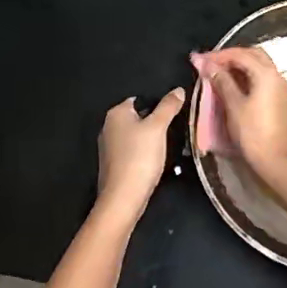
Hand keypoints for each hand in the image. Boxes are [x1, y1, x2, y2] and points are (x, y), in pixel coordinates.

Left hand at [96, 89, 184, 224]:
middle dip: (155, 122)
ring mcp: (109, 147)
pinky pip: (132, 150)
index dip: (158, 104)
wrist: (124, 198)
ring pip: (136, 135)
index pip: (140, 99)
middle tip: (172, 129)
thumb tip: (178, 89)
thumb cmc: (140, 156)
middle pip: (138, 117)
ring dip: (150, 139)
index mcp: (116, 113)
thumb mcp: (158, 127)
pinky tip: (154, 160)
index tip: (173, 114)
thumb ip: (168, 106)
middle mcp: (108, 127)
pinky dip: (143, 153)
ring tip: (166, 145)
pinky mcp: (113, 164)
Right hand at [195, 48, 286, 177]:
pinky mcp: (279, 99)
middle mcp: (277, 76)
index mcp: (267, 74)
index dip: (219, 55)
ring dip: (239, 66)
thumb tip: (209, 65)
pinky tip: (232, 85)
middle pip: (253, 55)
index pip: (241, 54)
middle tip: (211, 63)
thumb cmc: (252, 132)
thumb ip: (221, 81)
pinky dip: (247, 76)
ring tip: (218, 72)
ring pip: (259, 66)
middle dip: (231, 56)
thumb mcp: (233, 105)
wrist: (274, 160)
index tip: (201, 60)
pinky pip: (262, 78)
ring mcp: (280, 88)